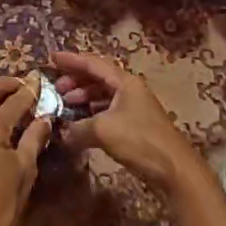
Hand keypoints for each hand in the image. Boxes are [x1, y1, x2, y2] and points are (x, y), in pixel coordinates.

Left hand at [0, 77, 50, 225]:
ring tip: (17, 105)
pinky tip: (1, 125)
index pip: (15, 98)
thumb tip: (45, 116)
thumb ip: (35, 136)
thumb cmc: (2, 205)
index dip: (31, 89)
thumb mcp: (25, 168)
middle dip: (9, 85)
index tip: (41, 80)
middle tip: (27, 88)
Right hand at [52, 52, 201, 190]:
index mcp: (125, 81)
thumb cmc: (140, 140)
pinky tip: (80, 123)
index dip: (72, 60)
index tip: (52, 58)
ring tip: (65, 105)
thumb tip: (62, 134)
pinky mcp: (135, 125)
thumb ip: (79, 129)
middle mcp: (129, 89)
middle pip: (98, 78)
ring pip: (103, 95)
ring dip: (83, 98)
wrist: (173, 167)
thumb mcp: (104, 130)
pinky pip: (108, 111)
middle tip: (56, 89)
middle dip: (76, 81)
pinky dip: (92, 114)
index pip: (94, 64)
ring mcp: (133, 107)